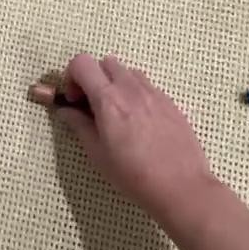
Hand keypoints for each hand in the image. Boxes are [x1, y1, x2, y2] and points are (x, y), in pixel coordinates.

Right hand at [32, 53, 219, 222]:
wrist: (182, 187)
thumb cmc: (134, 175)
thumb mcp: (98, 154)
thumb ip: (79, 126)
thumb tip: (66, 110)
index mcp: (108, 99)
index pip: (81, 63)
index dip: (71, 77)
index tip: (75, 100)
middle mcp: (130, 88)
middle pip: (105, 62)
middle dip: (94, 78)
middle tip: (94, 105)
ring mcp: (153, 92)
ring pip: (128, 72)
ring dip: (116, 84)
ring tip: (118, 112)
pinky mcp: (170, 102)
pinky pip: (147, 86)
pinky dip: (136, 94)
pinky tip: (140, 122)